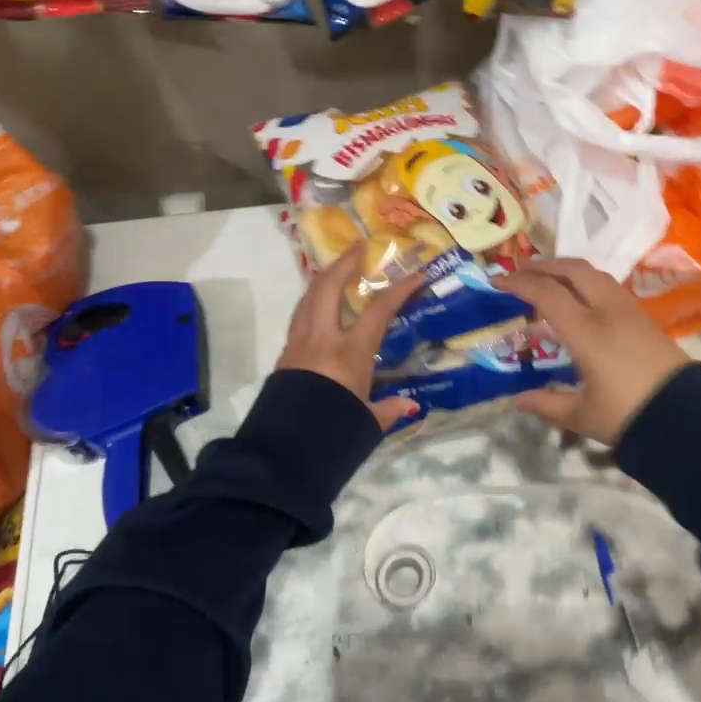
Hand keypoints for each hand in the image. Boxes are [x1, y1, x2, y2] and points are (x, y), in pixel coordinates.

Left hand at [276, 244, 421, 430]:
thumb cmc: (332, 434)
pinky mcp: (284, 356)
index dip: (401, 288)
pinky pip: (300, 318)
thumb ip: (389, 409)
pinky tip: (319, 307)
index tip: (417, 272)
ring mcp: (298, 345)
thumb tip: (411, 405)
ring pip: (308, 298)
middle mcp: (322, 339)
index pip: (379, 309)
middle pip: (329, 287)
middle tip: (360, 248)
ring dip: (324, 278)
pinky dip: (312, 303)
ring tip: (336, 270)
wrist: (283, 453)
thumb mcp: (368, 422)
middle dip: (345, 263)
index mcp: (349, 352)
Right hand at [494, 259, 690, 443]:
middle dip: (544, 265)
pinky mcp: (645, 318)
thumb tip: (519, 399)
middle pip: (573, 269)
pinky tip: (579, 301)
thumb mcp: (582, 415)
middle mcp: (607, 311)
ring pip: (595, 274)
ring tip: (549, 281)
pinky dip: (586, 283)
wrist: (687, 416)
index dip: (518, 282)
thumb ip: (548, 404)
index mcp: (587, 331)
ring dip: (568, 271)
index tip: (495, 281)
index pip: (546, 293)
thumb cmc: (628, 414)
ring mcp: (630, 310)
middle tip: (521, 272)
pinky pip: (609, 287)